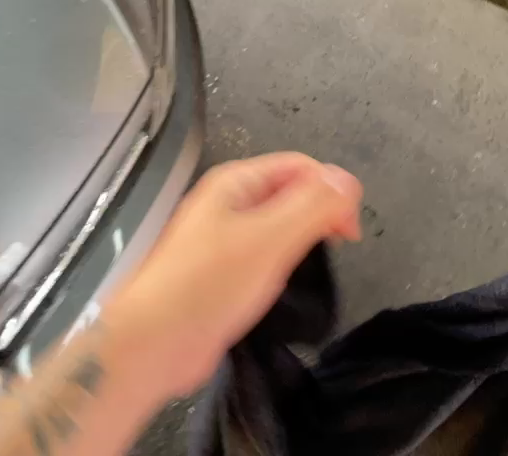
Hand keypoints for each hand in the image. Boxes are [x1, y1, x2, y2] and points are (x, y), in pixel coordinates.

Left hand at [103, 153, 361, 402]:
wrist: (157, 341)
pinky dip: (284, 263)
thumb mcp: (268, 239)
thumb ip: (310, 206)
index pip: (299, 166)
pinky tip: (287, 284)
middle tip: (340, 244)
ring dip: (304, 237)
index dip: (332, 189)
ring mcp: (225, 236)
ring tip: (316, 264)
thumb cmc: (207, 285)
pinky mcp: (224, 270)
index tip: (350, 229)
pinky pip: (266, 253)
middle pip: (290, 191)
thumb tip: (345, 180)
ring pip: (279, 223)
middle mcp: (229, 203)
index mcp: (236, 182)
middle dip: (320, 211)